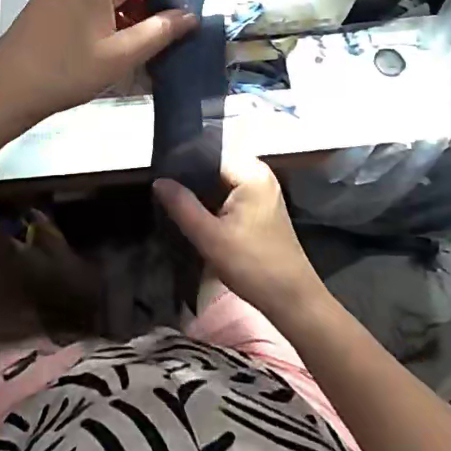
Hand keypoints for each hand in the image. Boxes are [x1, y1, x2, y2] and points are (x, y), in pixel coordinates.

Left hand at [0, 0, 194, 142]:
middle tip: (160, 36)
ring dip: (129, 7)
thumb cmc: (65, 74)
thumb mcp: (120, 56)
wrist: (4, 91)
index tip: (180, 23)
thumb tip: (189, 16)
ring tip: (136, 42)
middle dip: (150, 0)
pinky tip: (111, 38)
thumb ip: (160, 32)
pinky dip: (107, 9)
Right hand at [154, 156, 328, 322]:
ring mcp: (262, 190)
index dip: (183, 160)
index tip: (158, 173)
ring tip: (173, 198)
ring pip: (221, 180)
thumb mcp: (210, 237)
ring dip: (200, 189)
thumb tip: (159, 181)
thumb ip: (182, 205)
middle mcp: (259, 173)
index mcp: (251, 172)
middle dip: (190, 175)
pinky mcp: (261, 206)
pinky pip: (230, 192)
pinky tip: (195, 211)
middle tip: (162, 188)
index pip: (210, 152)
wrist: (291, 298)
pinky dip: (213, 200)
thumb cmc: (252, 265)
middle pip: (215, 164)